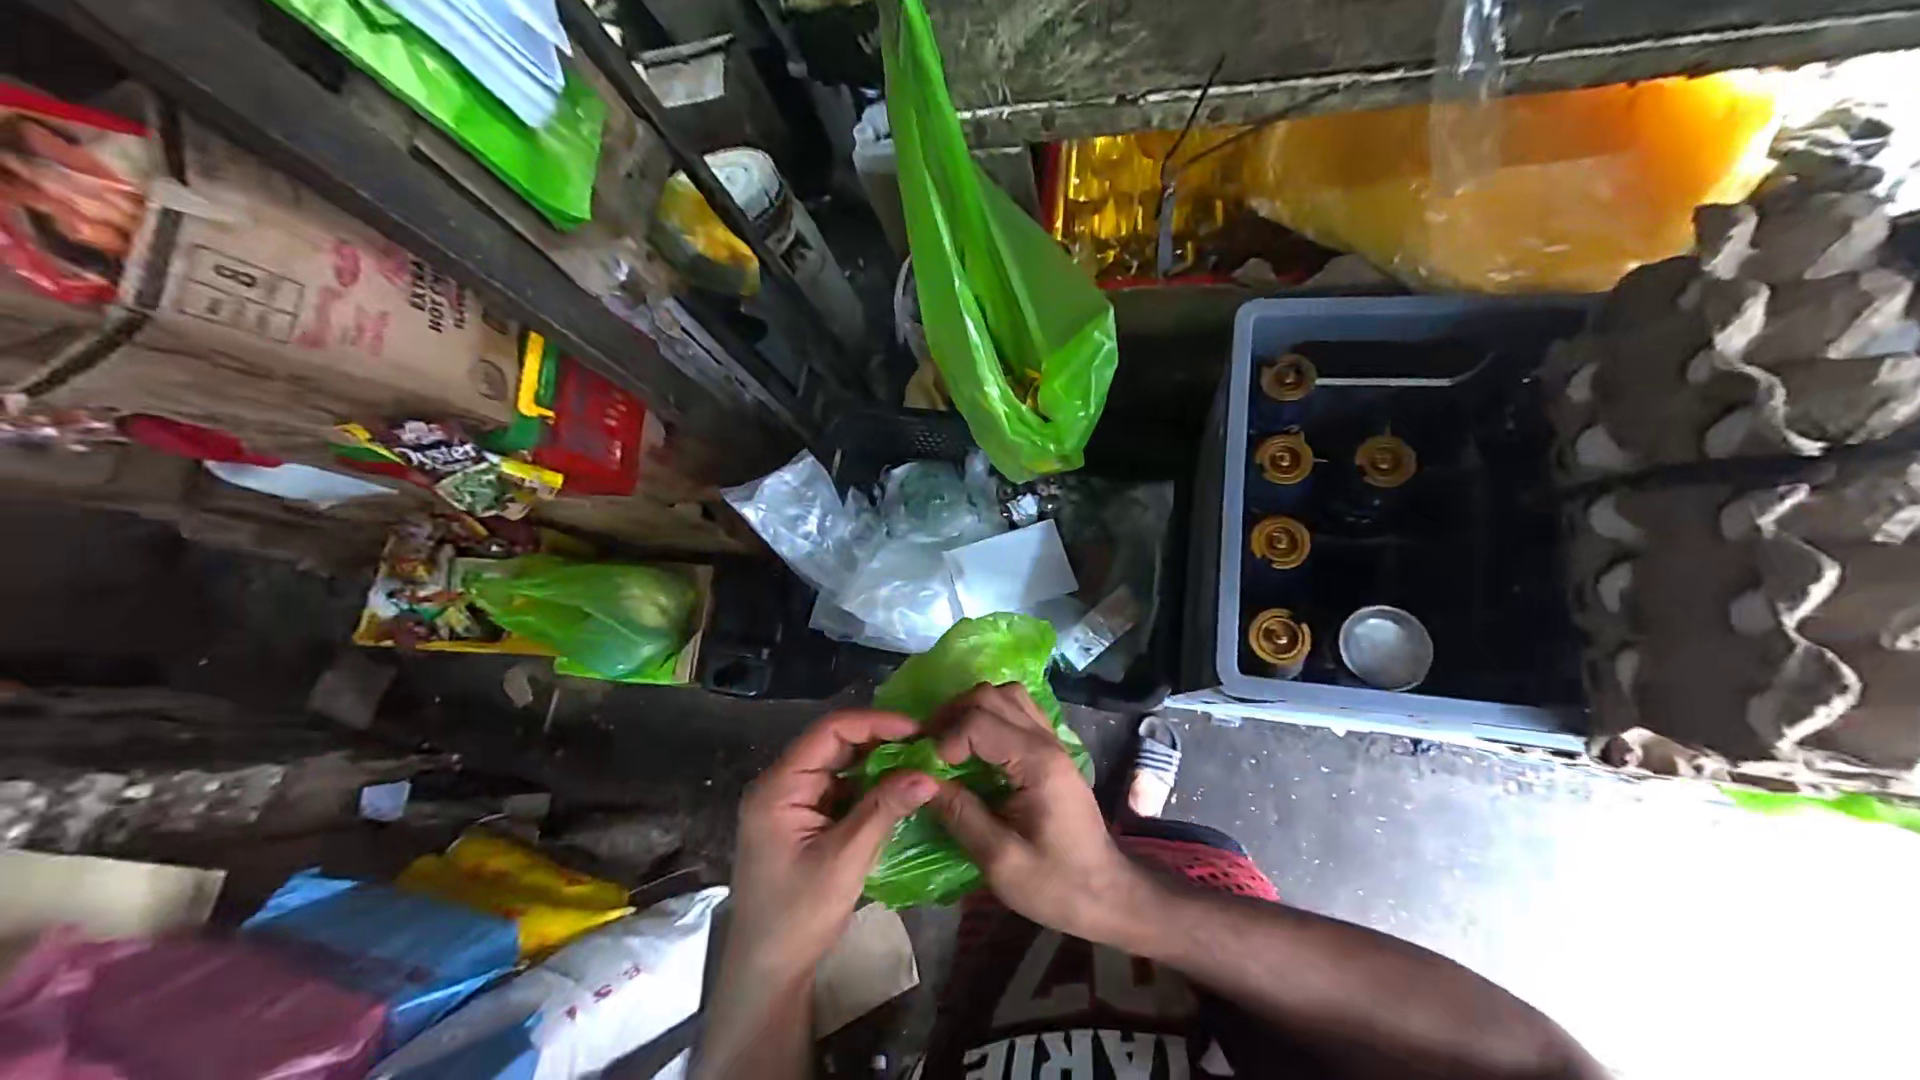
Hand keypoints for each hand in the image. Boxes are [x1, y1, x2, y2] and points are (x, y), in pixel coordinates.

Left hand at [725, 708, 937, 981]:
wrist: (768, 970)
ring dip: (876, 763)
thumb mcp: (845, 859)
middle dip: (879, 741)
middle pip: (833, 744)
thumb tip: (928, 775)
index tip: (915, 730)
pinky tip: (896, 789)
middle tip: (923, 745)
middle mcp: (780, 784)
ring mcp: (789, 802)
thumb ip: (884, 810)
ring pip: (838, 765)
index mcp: (778, 786)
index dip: (873, 723)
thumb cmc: (799, 915)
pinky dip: (866, 786)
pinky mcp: (801, 820)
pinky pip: (837, 788)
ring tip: (917, 763)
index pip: (829, 732)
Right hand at [928, 683, 1159, 945]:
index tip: (928, 770)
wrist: (1107, 894)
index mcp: (1036, 763)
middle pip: (990, 696)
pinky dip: (989, 717)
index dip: (945, 738)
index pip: (978, 721)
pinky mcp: (1050, 750)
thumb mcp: (1001, 861)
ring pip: (1005, 695)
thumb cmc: (1057, 885)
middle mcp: (1046, 741)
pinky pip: (1017, 711)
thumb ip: (960, 816)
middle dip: (951, 716)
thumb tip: (922, 782)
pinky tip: (974, 746)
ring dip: (970, 710)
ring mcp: (1051, 741)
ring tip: (948, 742)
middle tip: (928, 748)